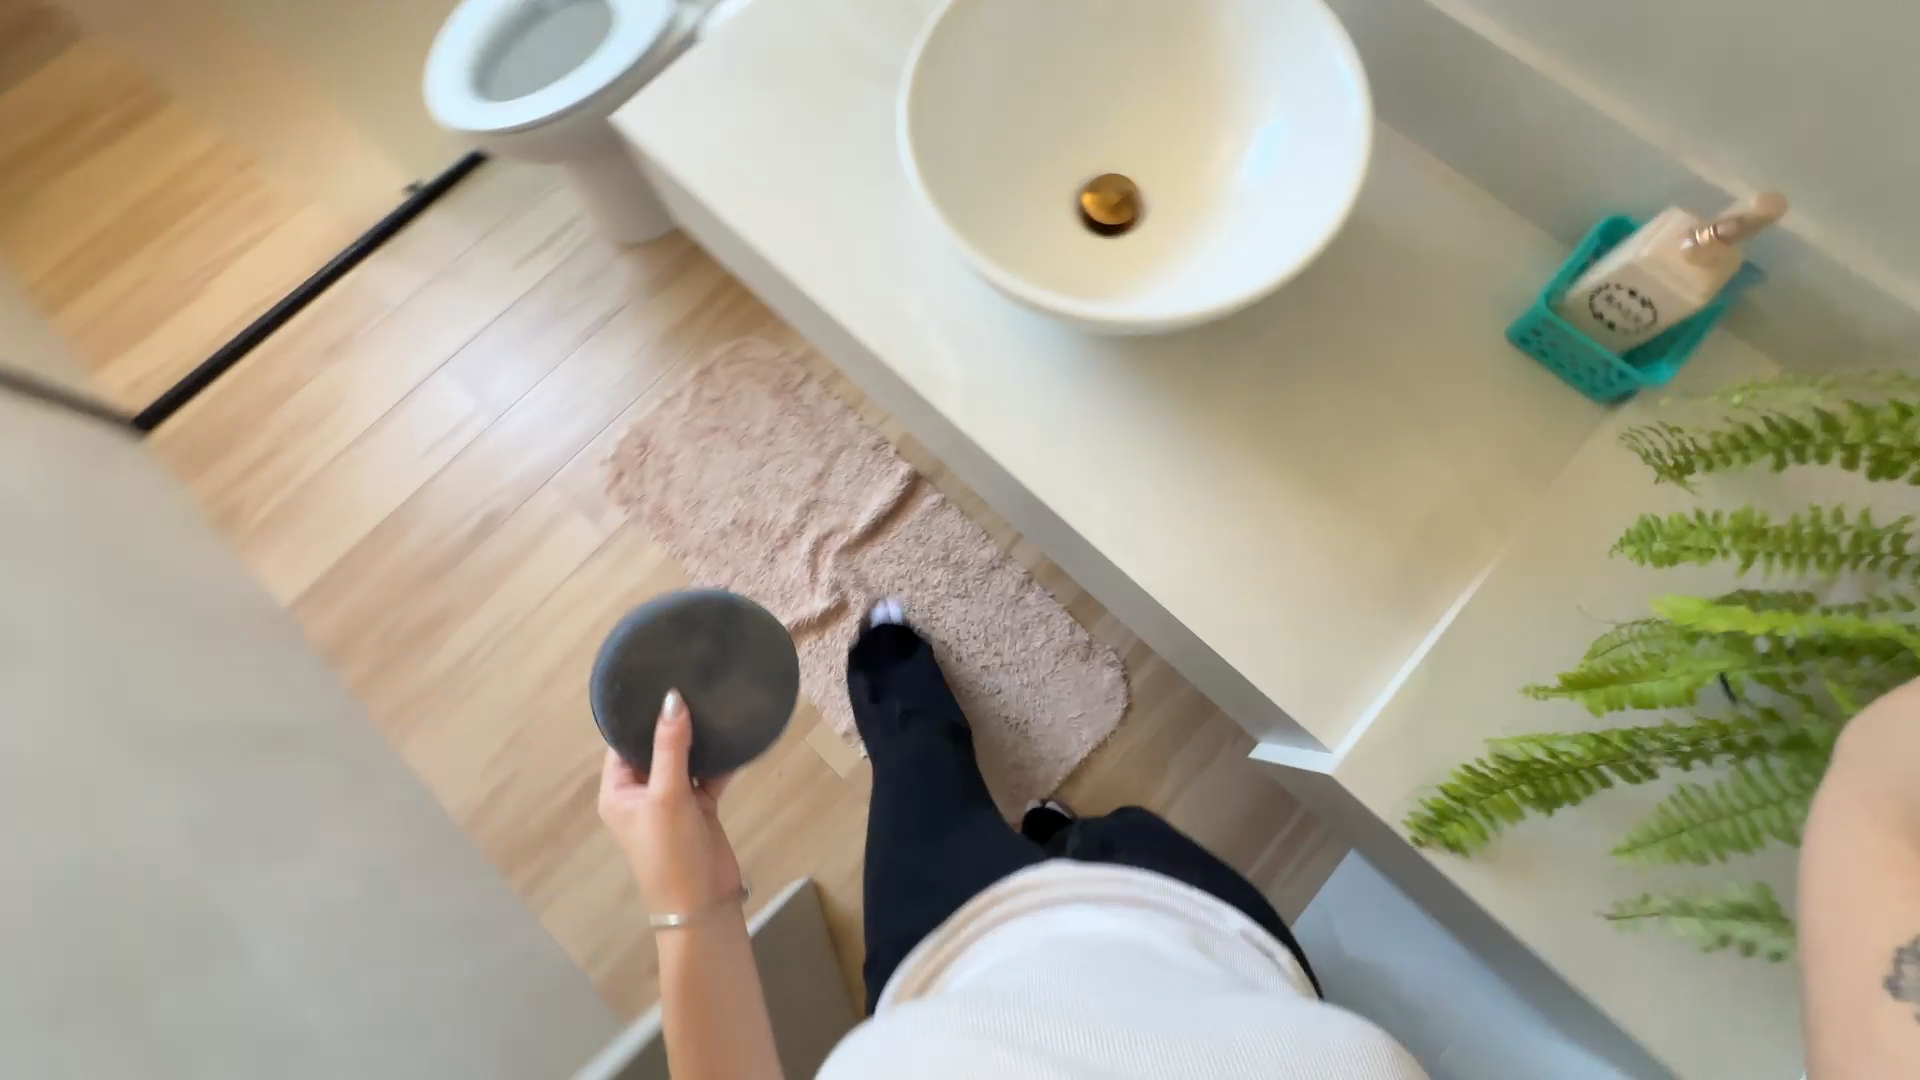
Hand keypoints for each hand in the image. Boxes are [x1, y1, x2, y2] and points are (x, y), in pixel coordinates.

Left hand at [598, 689, 742, 916]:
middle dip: (675, 722)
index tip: (661, 679)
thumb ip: (670, 746)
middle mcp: (642, 792)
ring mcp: (672, 799)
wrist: (702, 903)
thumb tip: (672, 698)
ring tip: (716, 700)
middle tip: (695, 683)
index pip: (624, 743)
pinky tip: (736, 734)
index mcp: (619, 791)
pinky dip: (721, 759)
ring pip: (686, 758)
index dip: (640, 715)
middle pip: (657, 747)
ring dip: (700, 739)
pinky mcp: (700, 806)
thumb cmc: (670, 851)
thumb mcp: (667, 796)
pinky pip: (709, 773)